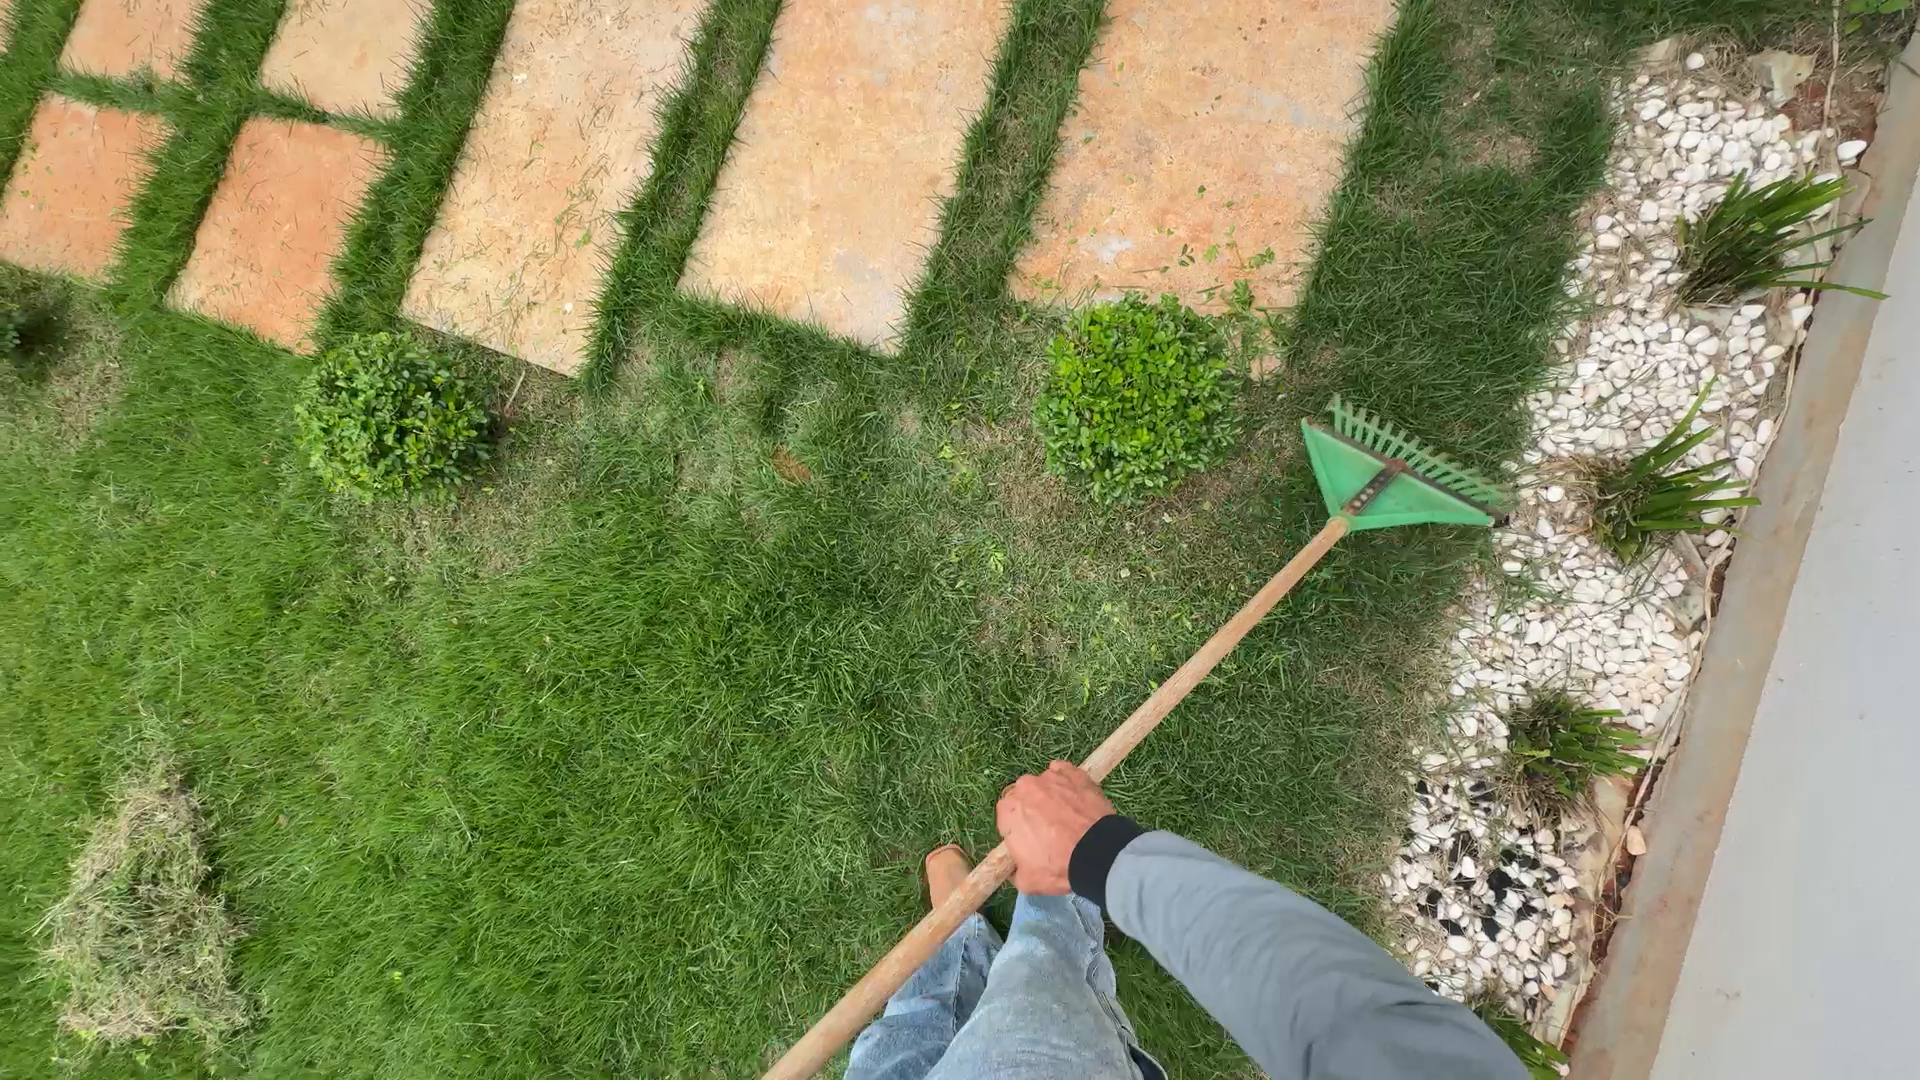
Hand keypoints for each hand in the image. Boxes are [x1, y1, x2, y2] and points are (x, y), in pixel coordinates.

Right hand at [996, 761, 1115, 894]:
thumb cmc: (1058, 866)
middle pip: (1023, 795)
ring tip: (1068, 815)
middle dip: (1032, 808)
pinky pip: (1064, 772)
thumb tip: (1015, 868)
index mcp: (1008, 810)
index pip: (1006, 815)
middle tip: (1049, 828)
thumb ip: (1015, 871)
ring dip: (1051, 796)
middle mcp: (1025, 787)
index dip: (1017, 827)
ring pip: (1044, 784)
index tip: (1029, 839)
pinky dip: (1067, 781)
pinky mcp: (1073, 773)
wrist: (1097, 853)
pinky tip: (1075, 796)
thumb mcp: (1027, 881)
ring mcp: (1050, 777)